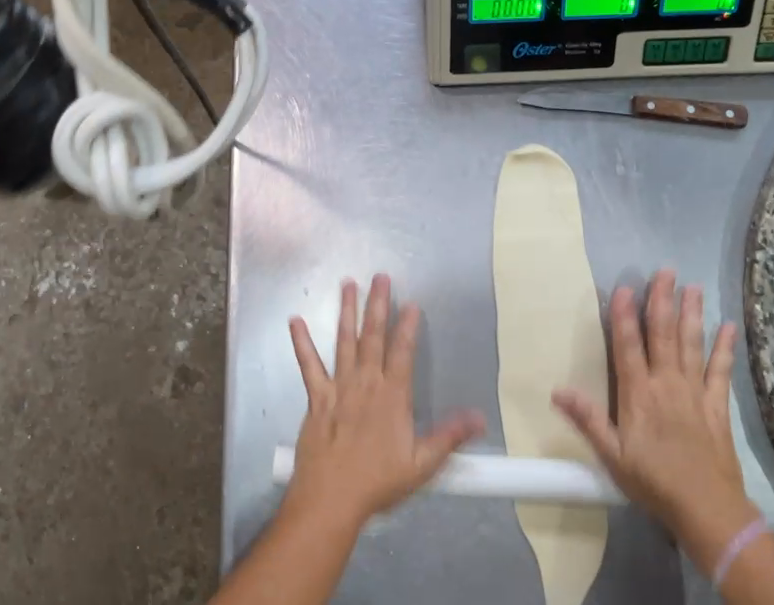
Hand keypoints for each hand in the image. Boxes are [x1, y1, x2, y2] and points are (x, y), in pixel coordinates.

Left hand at [285, 274, 485, 526]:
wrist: (332, 497)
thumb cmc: (379, 482)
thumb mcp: (422, 463)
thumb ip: (449, 436)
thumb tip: (479, 417)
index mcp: (393, 396)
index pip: (403, 353)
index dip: (408, 327)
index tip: (412, 303)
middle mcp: (366, 384)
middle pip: (373, 337)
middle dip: (378, 305)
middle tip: (380, 276)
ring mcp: (339, 388)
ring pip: (344, 342)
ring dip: (346, 312)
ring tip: (348, 284)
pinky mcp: (316, 398)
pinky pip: (308, 365)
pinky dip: (301, 343)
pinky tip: (295, 321)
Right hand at [552, 272, 745, 526]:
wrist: (706, 508)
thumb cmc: (653, 481)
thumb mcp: (612, 455)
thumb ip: (587, 419)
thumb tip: (556, 390)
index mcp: (638, 394)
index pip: (628, 347)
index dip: (624, 316)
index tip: (623, 287)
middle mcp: (666, 384)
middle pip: (663, 335)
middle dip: (661, 301)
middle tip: (665, 271)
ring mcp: (694, 392)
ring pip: (691, 344)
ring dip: (691, 314)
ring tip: (691, 287)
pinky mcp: (716, 406)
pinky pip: (720, 371)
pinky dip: (724, 349)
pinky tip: (728, 327)